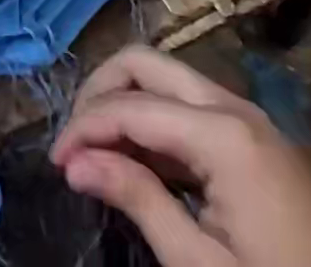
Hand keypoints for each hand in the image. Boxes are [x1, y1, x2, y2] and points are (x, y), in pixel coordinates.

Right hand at [52, 46, 310, 266]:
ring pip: (164, 78)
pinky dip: (151, 118)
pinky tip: (138, 160)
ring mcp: (247, 119)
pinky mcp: (254, 138)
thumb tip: (74, 162)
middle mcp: (232, 107)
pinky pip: (186, 105)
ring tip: (98, 151)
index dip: (82, 129)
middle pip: (143, 64)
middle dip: (99, 92)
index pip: (127, 106)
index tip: (56, 164)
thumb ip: (136, 200)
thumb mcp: (203, 265)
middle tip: (76, 141)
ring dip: (123, 102)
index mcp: (222, 133)